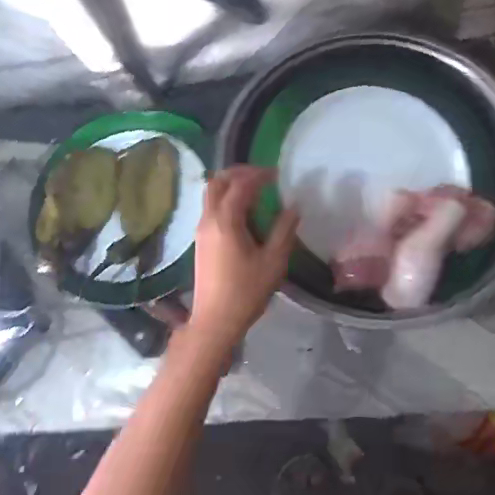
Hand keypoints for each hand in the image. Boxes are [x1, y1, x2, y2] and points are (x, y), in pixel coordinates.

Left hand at [188, 166, 297, 350]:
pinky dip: (226, 198)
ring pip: (210, 193)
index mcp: (226, 221)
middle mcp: (208, 219)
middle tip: (262, 175)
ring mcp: (201, 229)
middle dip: (239, 172)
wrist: (214, 321)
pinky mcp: (201, 240)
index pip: (240, 185)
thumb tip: (293, 207)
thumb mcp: (273, 262)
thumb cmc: (245, 292)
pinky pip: (211, 207)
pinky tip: (244, 211)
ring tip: (254, 189)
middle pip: (217, 181)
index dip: (259, 175)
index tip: (277, 174)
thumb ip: (284, 230)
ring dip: (230, 184)